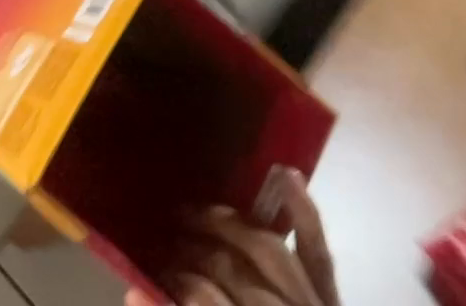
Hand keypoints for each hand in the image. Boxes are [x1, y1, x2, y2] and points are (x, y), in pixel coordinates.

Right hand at [123, 171, 336, 305]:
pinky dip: (303, 212)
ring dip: (226, 225)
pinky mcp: (332, 295)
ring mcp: (316, 304)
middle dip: (193, 251)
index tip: (152, 271)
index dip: (180, 284)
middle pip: (233, 270)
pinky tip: (286, 174)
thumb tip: (133, 292)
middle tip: (164, 238)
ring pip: (267, 250)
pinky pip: (317, 248)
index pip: (208, 300)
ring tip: (194, 213)